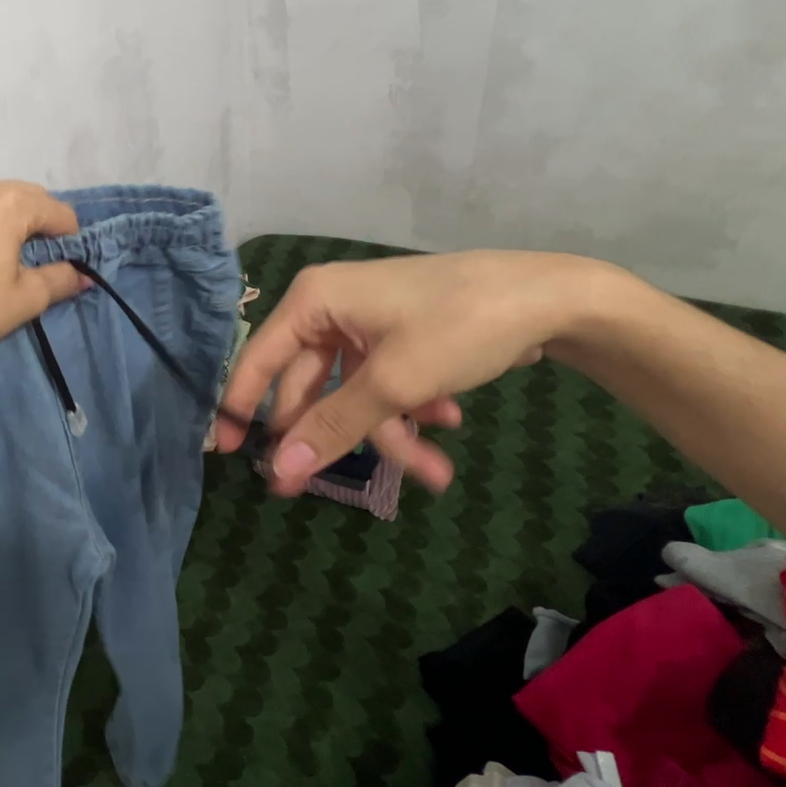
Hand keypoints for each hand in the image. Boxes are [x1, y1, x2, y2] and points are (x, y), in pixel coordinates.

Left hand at [0, 180, 88, 371]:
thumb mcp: (26, 299)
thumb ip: (60, 279)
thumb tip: (82, 274)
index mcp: (8, 204)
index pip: (56, 210)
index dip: (70, 235)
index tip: (69, 259)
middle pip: (22, 197)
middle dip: (38, 221)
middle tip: (40, 255)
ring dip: (2, 221)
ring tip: (1, 255)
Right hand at [215, 250, 612, 494]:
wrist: (555, 298)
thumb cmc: (460, 326)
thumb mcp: (394, 383)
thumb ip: (332, 427)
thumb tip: (279, 472)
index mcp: (313, 302)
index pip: (258, 360)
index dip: (240, 408)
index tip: (230, 455)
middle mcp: (330, 309)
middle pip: (311, 386)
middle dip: (339, 435)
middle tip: (323, 488)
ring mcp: (366, 322)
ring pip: (354, 393)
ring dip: (389, 432)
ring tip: (435, 473)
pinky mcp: (398, 335)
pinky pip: (384, 382)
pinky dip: (409, 407)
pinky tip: (447, 417)